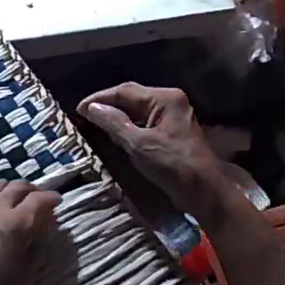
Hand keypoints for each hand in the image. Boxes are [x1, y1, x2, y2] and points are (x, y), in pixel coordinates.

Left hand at [0, 180, 58, 284]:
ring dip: (13, 193)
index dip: (51, 199)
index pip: (38, 200)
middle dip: (33, 191)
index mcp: (13, 223)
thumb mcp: (19, 284)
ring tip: (23, 209)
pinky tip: (0, 220)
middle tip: (44, 203)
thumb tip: (39, 236)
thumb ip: (32, 255)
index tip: (59, 203)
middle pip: (17, 187)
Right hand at [78, 83, 226, 212]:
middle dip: (106, 105)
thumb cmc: (174, 167)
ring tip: (93, 122)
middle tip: (83, 115)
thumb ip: (114, 123)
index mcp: (165, 99)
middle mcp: (170, 101)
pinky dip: (126, 125)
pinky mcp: (170, 130)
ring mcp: (172, 116)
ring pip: (136, 109)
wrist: (205, 193)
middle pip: (131, 97)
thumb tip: (91, 108)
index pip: (125, 91)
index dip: (99, 99)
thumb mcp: (139, 145)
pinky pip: (143, 121)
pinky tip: (113, 132)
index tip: (78, 109)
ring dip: (115, 115)